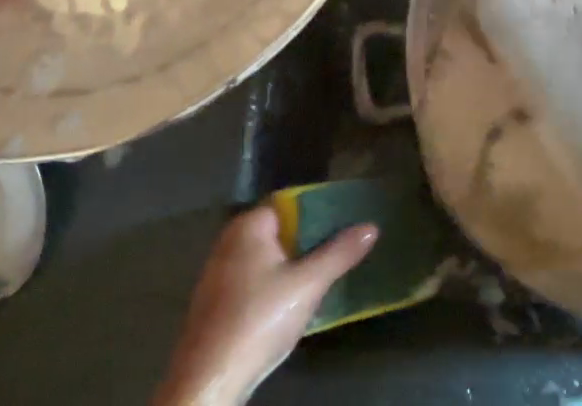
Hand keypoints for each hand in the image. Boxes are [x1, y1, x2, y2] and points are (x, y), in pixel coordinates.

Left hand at [155, 205, 376, 405]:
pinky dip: (275, 283)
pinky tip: (293, 301)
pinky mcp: (216, 302)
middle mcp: (228, 241)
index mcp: (248, 225)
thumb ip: (339, 253)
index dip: (319, 210)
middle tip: (342, 248)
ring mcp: (218, 273)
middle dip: (309, 240)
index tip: (346, 221)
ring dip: (293, 264)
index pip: (290, 204)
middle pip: (279, 230)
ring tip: (325, 273)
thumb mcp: (308, 285)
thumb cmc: (259, 318)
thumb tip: (371, 227)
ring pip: (266, 257)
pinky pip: (254, 279)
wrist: (210, 378)